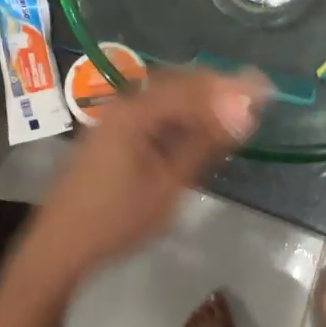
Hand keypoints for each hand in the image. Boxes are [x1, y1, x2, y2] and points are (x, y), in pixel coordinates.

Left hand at [22, 69, 269, 282]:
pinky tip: (198, 127)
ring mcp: (113, 117)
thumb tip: (244, 111)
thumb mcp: (168, 185)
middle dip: (217, 86)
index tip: (265, 89)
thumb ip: (205, 144)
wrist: (60, 244)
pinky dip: (180, 113)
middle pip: (177, 82)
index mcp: (135, 112)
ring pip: (165, 95)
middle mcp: (122, 104)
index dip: (230, 86)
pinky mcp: (111, 132)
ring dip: (199, 98)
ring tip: (234, 109)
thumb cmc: (115, 220)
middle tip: (254, 95)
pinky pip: (153, 110)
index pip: (191, 87)